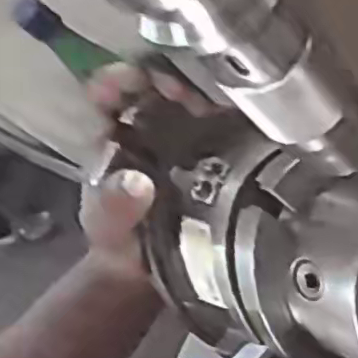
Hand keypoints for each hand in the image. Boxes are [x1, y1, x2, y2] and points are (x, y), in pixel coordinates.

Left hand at [78, 62, 214, 278]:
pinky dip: (235, 132)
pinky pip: (224, 143)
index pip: (112, 93)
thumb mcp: (108, 226)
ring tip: (225, 112)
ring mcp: (182, 155)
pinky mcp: (213, 172)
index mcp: (113, 140)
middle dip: (175, 85)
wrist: (150, 278)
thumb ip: (117, 204)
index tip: (143, 81)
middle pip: (159, 95)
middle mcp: (147, 139)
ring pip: (194, 115)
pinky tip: (249, 134)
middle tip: (195, 98)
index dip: (123, 79)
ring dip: (209, 105)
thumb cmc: (122, 247)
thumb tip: (139, 181)